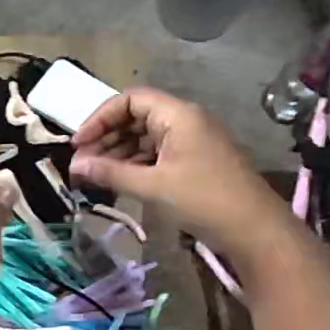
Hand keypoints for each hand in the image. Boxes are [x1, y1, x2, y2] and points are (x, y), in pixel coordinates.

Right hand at [70, 88, 291, 258]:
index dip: (100, 118)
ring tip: (94, 175)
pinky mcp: (193, 163)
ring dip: (118, 154)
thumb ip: (111, 173)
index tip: (78, 144)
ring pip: (145, 139)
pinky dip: (134, 165)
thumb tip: (76, 166)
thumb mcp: (153, 186)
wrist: (253, 229)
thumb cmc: (203, 200)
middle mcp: (184, 121)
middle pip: (136, 117)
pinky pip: (156, 155)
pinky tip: (118, 182)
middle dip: (106, 138)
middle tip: (81, 164)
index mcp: (178, 115)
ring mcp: (191, 142)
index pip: (130, 100)